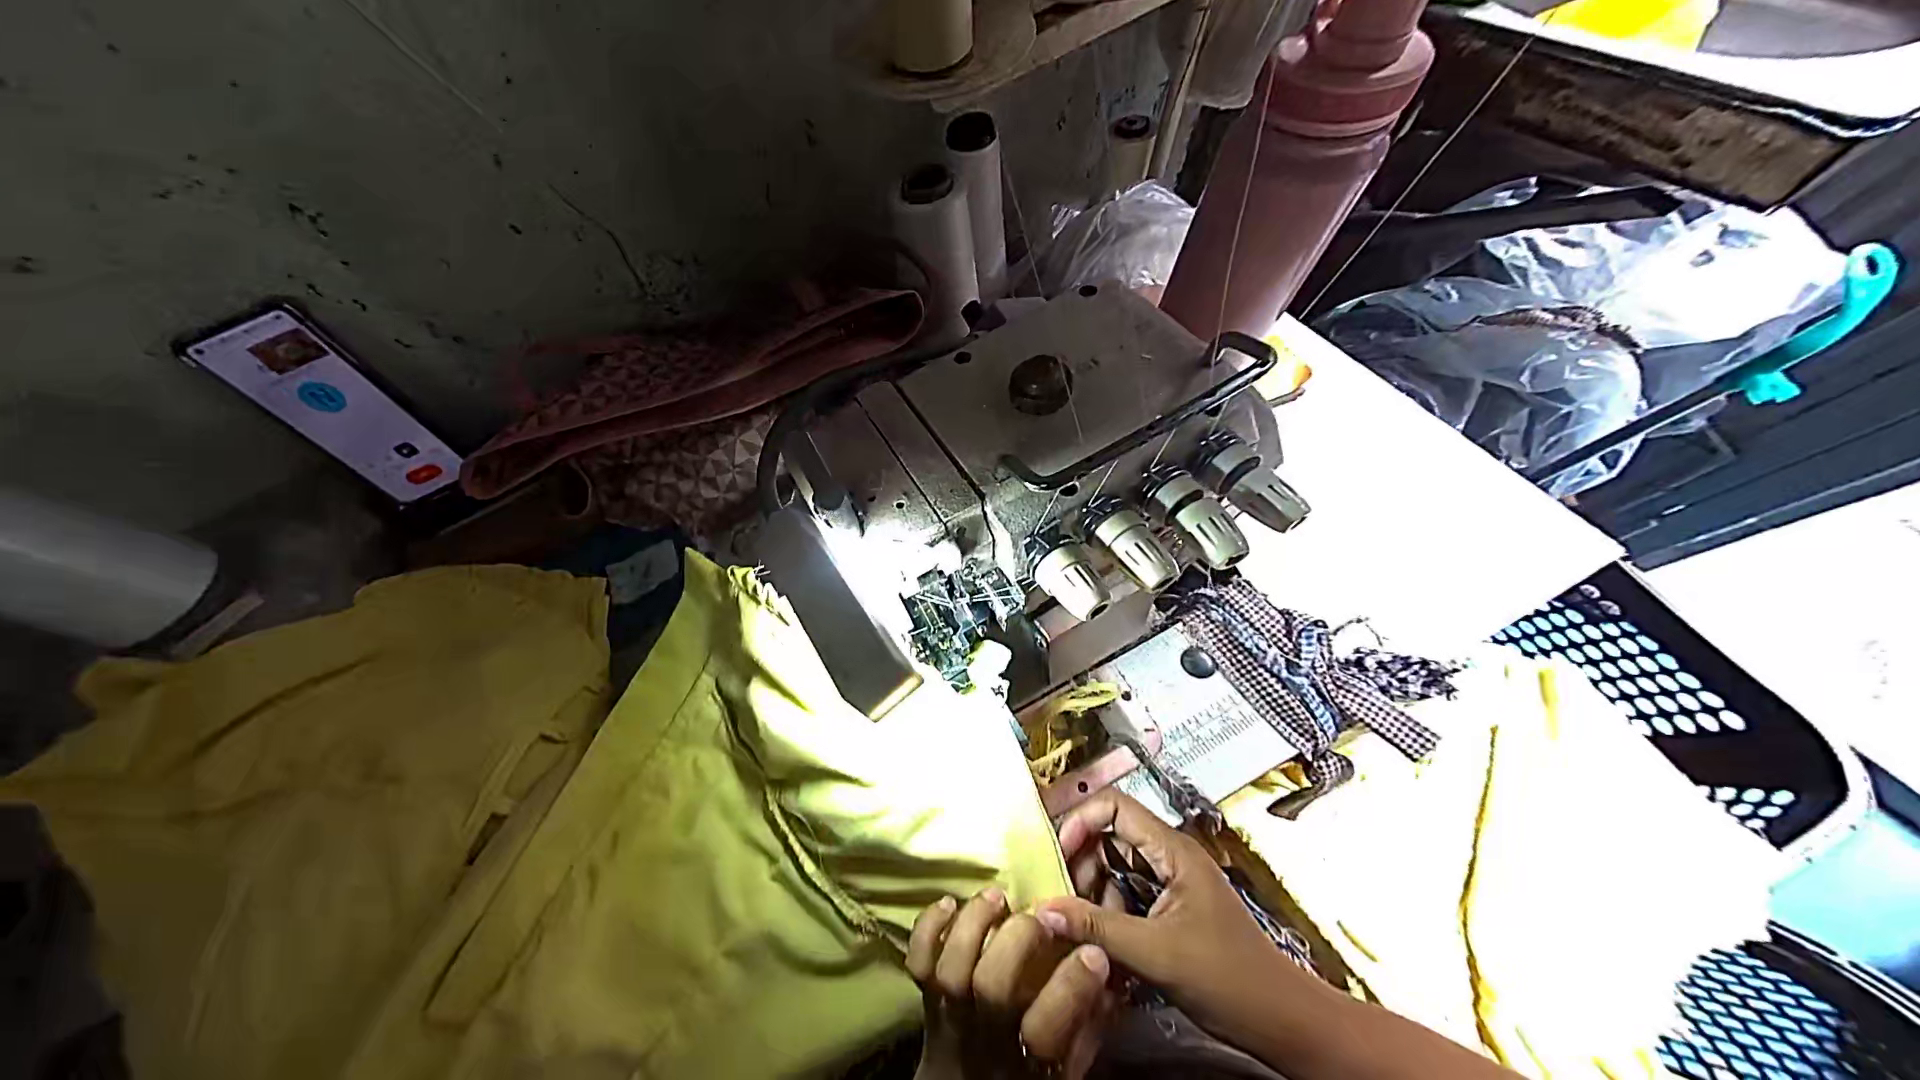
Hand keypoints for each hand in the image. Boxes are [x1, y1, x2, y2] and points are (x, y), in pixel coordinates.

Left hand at [907, 887, 1114, 1078]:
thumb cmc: (1025, 1070)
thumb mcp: (1066, 1066)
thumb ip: (1087, 1025)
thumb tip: (1108, 973)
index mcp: (1027, 1059)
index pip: (1047, 1029)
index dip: (1072, 986)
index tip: (1093, 952)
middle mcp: (985, 1037)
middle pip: (992, 987)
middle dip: (1018, 941)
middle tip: (1040, 918)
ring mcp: (950, 1017)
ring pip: (951, 970)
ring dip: (974, 924)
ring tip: (998, 896)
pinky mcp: (925, 998)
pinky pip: (916, 962)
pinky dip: (927, 928)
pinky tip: (950, 903)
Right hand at [1036, 790, 1296, 1046]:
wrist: (1282, 1023)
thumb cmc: (1230, 981)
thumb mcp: (1155, 953)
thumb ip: (1097, 928)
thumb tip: (1045, 908)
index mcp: (1173, 850)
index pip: (1114, 806)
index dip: (1081, 822)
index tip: (1057, 854)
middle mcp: (1170, 857)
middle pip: (1109, 837)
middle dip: (1082, 864)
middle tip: (1063, 898)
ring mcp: (1171, 883)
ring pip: (1115, 869)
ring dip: (1093, 894)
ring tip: (1082, 928)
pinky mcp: (1170, 909)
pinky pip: (1126, 896)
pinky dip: (1108, 914)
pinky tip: (1102, 944)